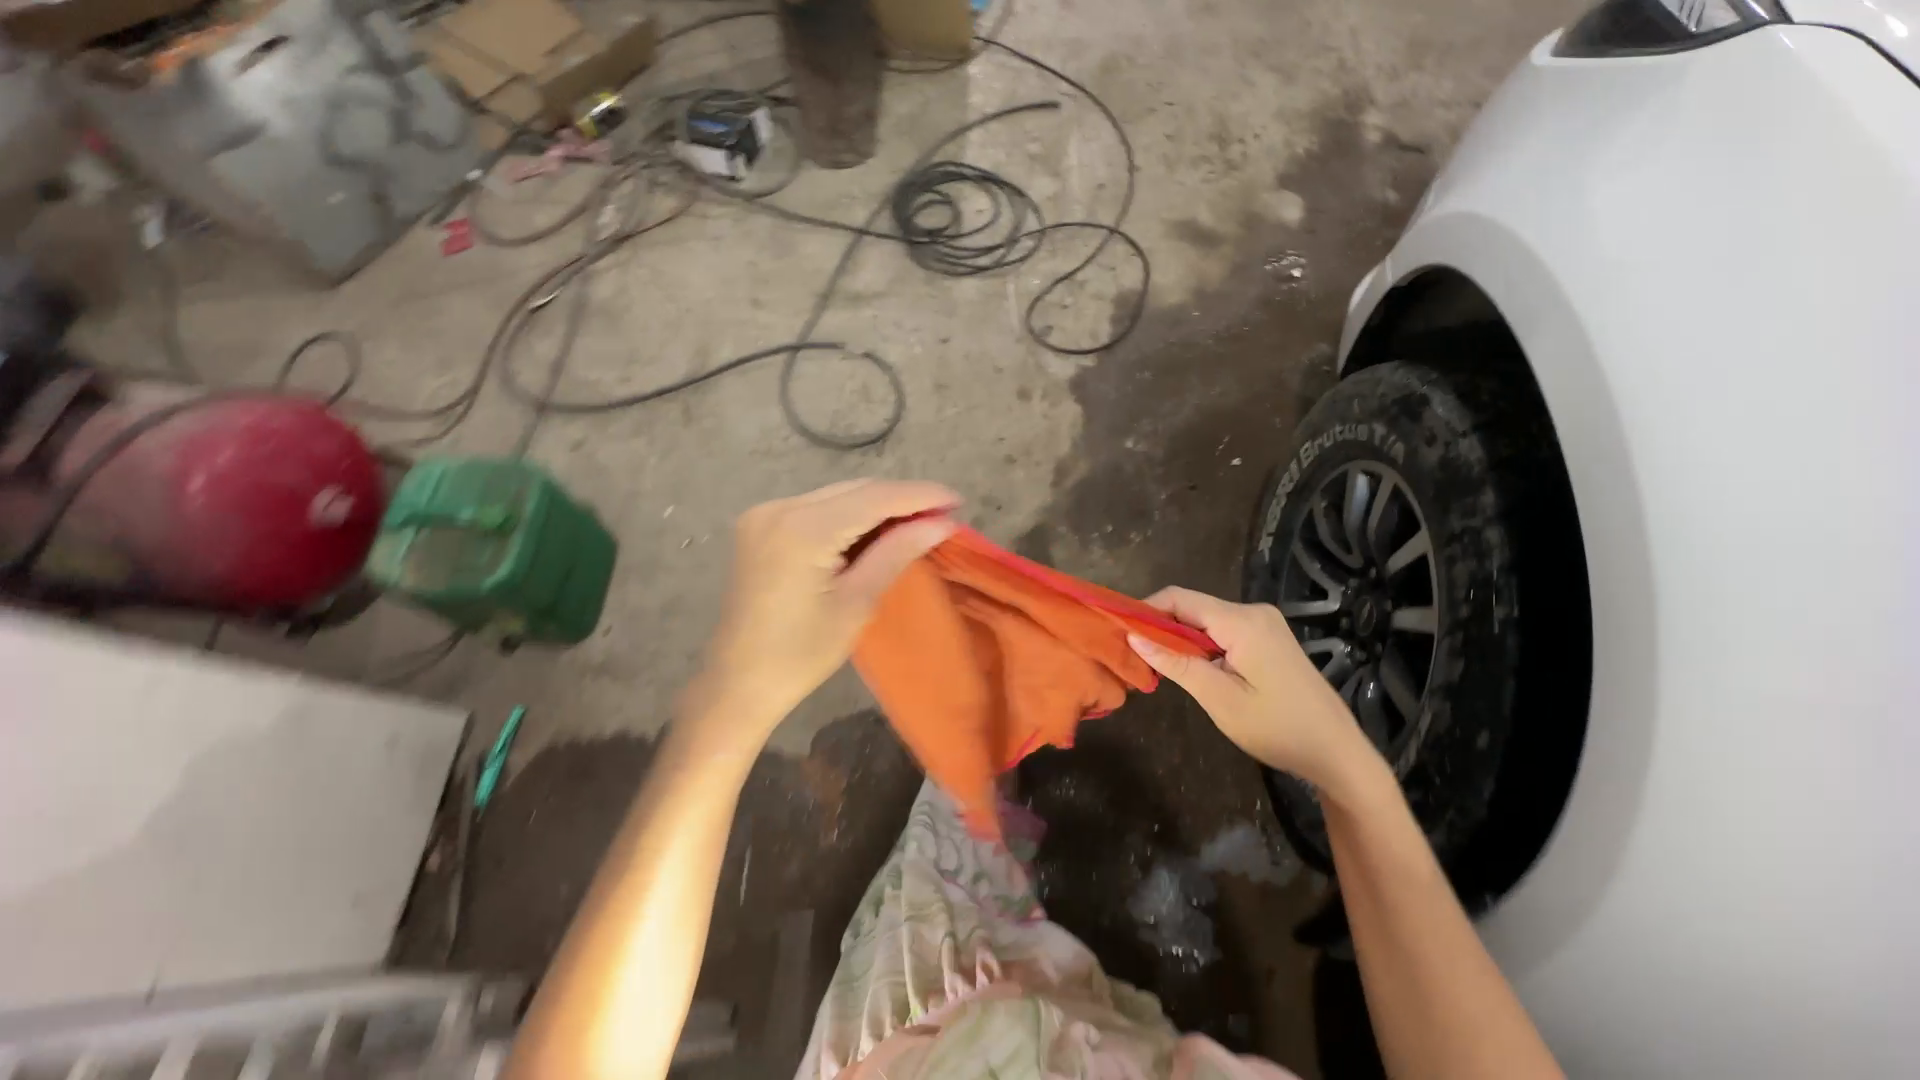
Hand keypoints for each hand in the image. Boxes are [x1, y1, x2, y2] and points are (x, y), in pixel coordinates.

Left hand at [692, 479, 959, 733]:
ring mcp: (765, 514)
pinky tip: (874, 530)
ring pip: (836, 495)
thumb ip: (897, 552)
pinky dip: (848, 515)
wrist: (738, 682)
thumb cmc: (801, 654)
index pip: (874, 497)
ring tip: (917, 522)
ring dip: (876, 505)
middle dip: (901, 499)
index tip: (958, 501)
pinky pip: (816, 508)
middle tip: (943, 515)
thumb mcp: (857, 603)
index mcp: (803, 529)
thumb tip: (942, 523)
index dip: (920, 496)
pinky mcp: (759, 526)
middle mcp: (780, 507)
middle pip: (855, 490)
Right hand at [1128, 587, 1386, 802]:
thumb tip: (1134, 637)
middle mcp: (1254, 612)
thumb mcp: (1219, 699)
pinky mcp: (1269, 640)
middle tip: (1133, 657)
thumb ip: (1176, 663)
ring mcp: (1264, 625)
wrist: (1336, 751)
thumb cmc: (1277, 727)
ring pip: (1206, 622)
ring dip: (1180, 640)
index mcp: (1243, 621)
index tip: (1119, 633)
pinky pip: (1223, 632)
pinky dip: (1202, 647)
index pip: (1179, 598)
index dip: (1146, 611)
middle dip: (1161, 628)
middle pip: (1192, 608)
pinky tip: (1191, 671)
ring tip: (1157, 668)